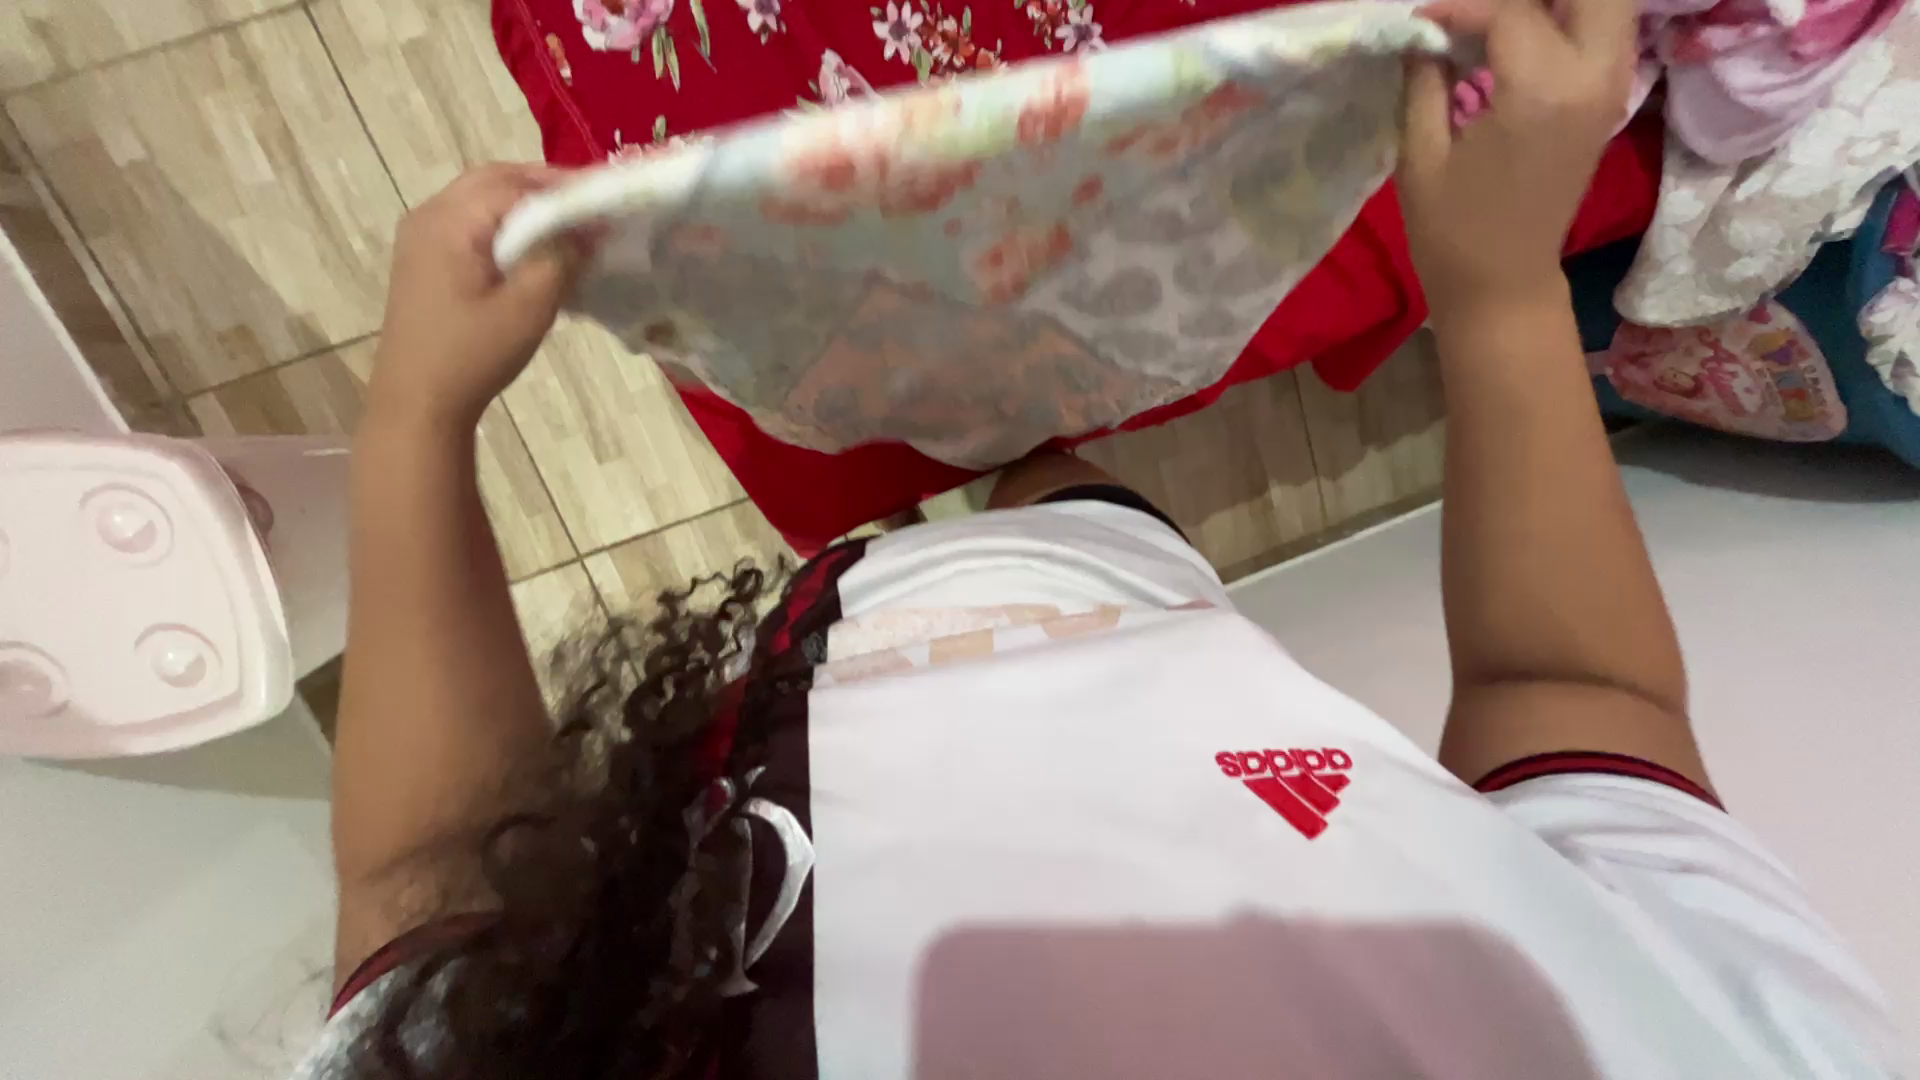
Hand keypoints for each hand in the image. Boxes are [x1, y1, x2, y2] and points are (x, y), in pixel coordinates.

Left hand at [366, 163, 583, 430]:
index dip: (563, 188)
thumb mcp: (527, 309)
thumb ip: (559, 261)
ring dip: (529, 205)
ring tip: (574, 226)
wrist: (420, 398)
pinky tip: (539, 251)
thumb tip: (589, 230)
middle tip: (594, 205)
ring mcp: (425, 238)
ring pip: (484, 202)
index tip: (607, 199)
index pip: (513, 185)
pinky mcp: (430, 260)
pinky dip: (512, 225)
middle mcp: (431, 216)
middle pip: (494, 182)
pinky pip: (476, 225)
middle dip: (546, 187)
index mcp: (450, 222)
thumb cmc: (473, 354)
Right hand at [1398, 0, 1635, 319]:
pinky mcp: (1610, 99)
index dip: (1459, 9)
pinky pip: (1603, 31)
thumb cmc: (1449, 232)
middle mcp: (1592, 74)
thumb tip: (1422, 41)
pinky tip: (1520, 39)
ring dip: (1552, 4)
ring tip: (1495, 23)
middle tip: (1473, 15)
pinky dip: (1567, 21)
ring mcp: (1611, 85)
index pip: (1509, 11)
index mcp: (1539, 91)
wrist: (1500, 282)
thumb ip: (1424, 87)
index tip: (1419, 22)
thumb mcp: (1421, 160)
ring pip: (1604, 4)